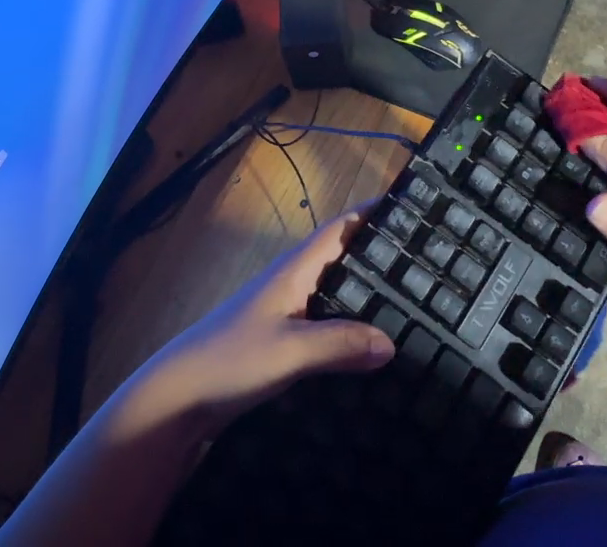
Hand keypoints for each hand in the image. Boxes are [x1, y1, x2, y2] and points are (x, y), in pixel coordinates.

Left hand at [138, 205, 395, 433]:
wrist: (177, 401)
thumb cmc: (230, 360)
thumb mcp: (290, 350)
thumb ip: (340, 344)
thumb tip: (392, 342)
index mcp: (294, 270)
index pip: (341, 228)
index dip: (374, 213)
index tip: (414, 206)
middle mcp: (293, 284)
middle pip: (344, 258)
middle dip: (382, 254)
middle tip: (429, 259)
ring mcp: (286, 313)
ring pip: (338, 292)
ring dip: (369, 293)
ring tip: (416, 302)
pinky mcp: (283, 342)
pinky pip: (328, 324)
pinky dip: (353, 327)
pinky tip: (374, 349)